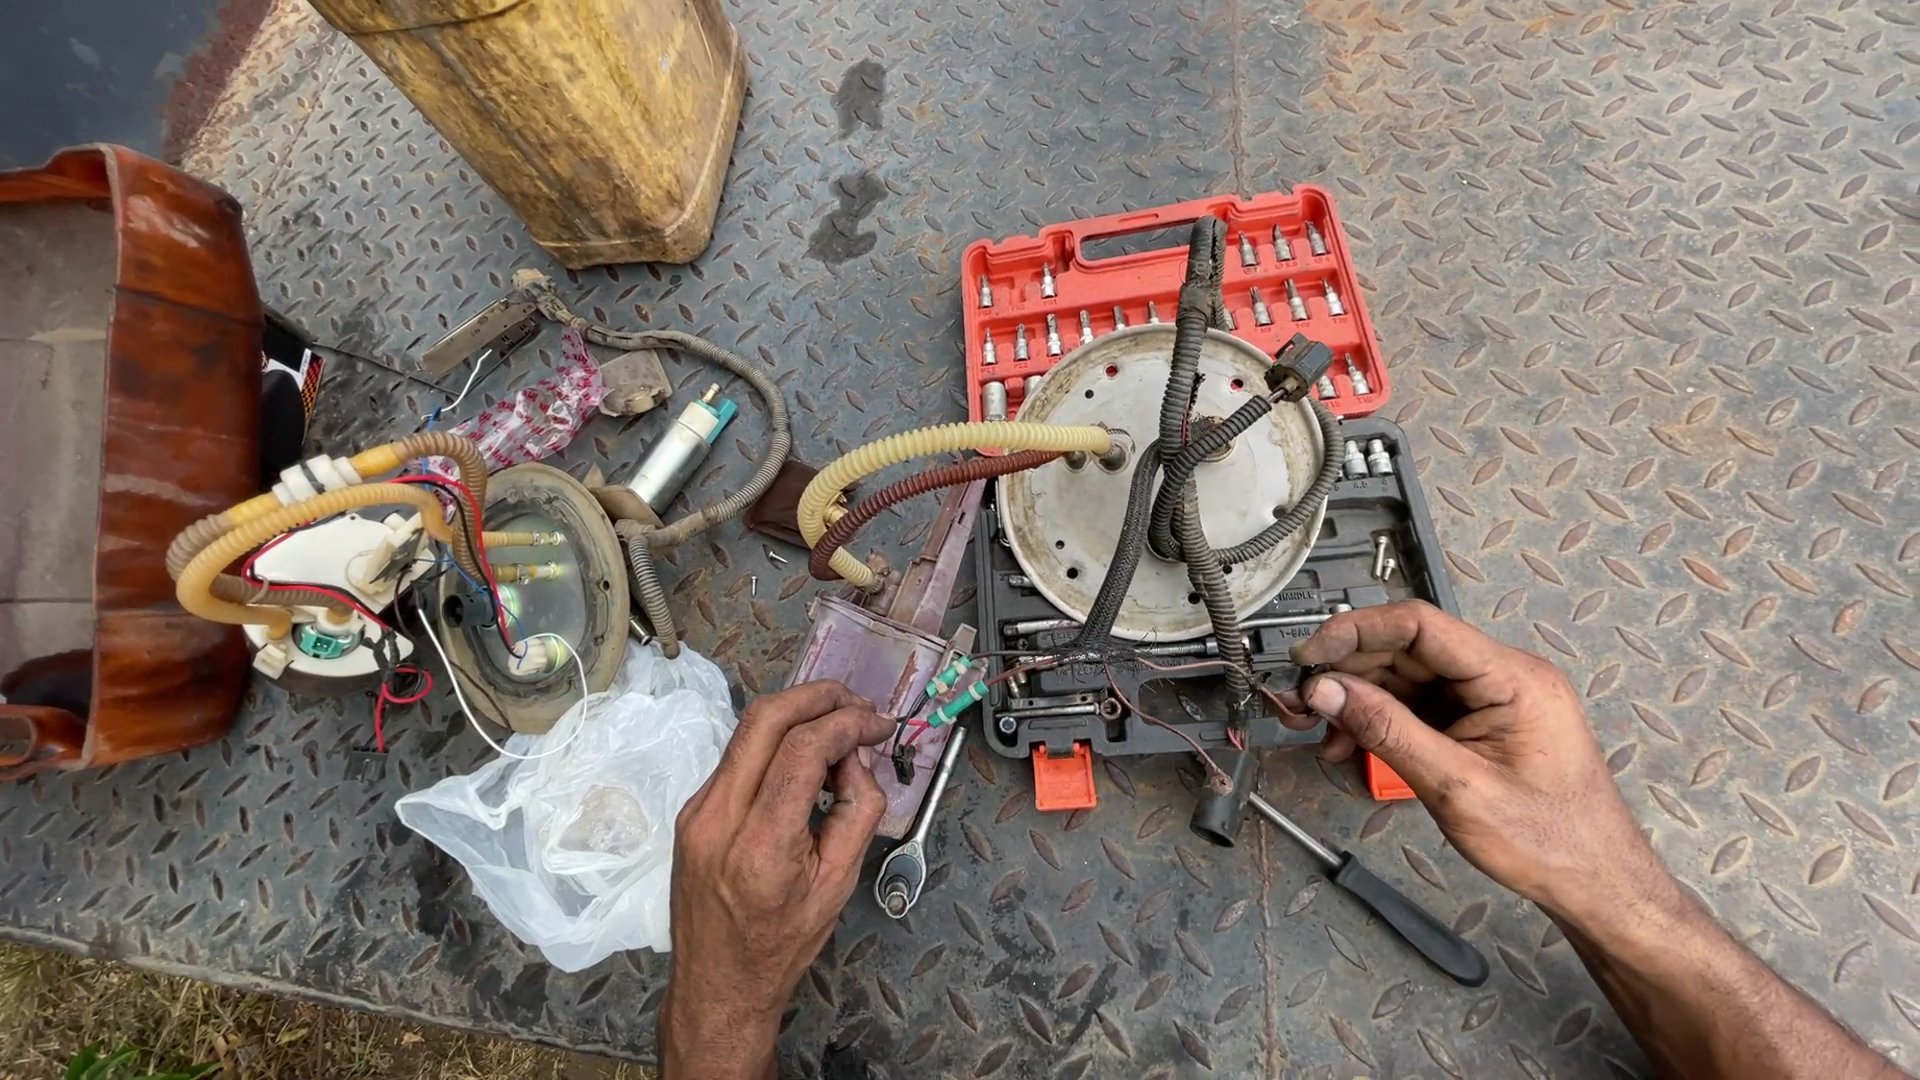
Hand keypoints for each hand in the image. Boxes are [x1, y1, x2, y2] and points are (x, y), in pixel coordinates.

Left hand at [660, 680, 892, 1078]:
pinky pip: (741, 752)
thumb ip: (859, 809)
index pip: (802, 750)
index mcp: (760, 847)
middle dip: (820, 695)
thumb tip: (856, 755)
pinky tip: (808, 755)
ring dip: (800, 711)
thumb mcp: (840, 882)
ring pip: (749, 727)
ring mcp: (698, 810)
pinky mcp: (693, 808)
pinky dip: (781, 738)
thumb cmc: (783, 942)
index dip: (848, 723)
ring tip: (840, 724)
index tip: (879, 725)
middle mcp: (718, 818)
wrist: (716, 985)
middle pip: (766, 717)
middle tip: (859, 705)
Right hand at [1281, 601, 1664, 930]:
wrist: (1598, 888)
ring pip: (1398, 676)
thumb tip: (1324, 689)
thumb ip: (1386, 730)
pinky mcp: (1472, 717)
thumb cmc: (1548, 843)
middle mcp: (1499, 674)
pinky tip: (1347, 743)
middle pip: (1401, 649)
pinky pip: (1409, 702)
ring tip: (1319, 732)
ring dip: (1352, 700)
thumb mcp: (1456, 786)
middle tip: (1300, 703)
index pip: (1418, 624)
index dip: (1354, 631)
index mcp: (1511, 678)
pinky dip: (1372, 719)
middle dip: (1344, 673)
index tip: (1309, 657)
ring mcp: (1485, 695)